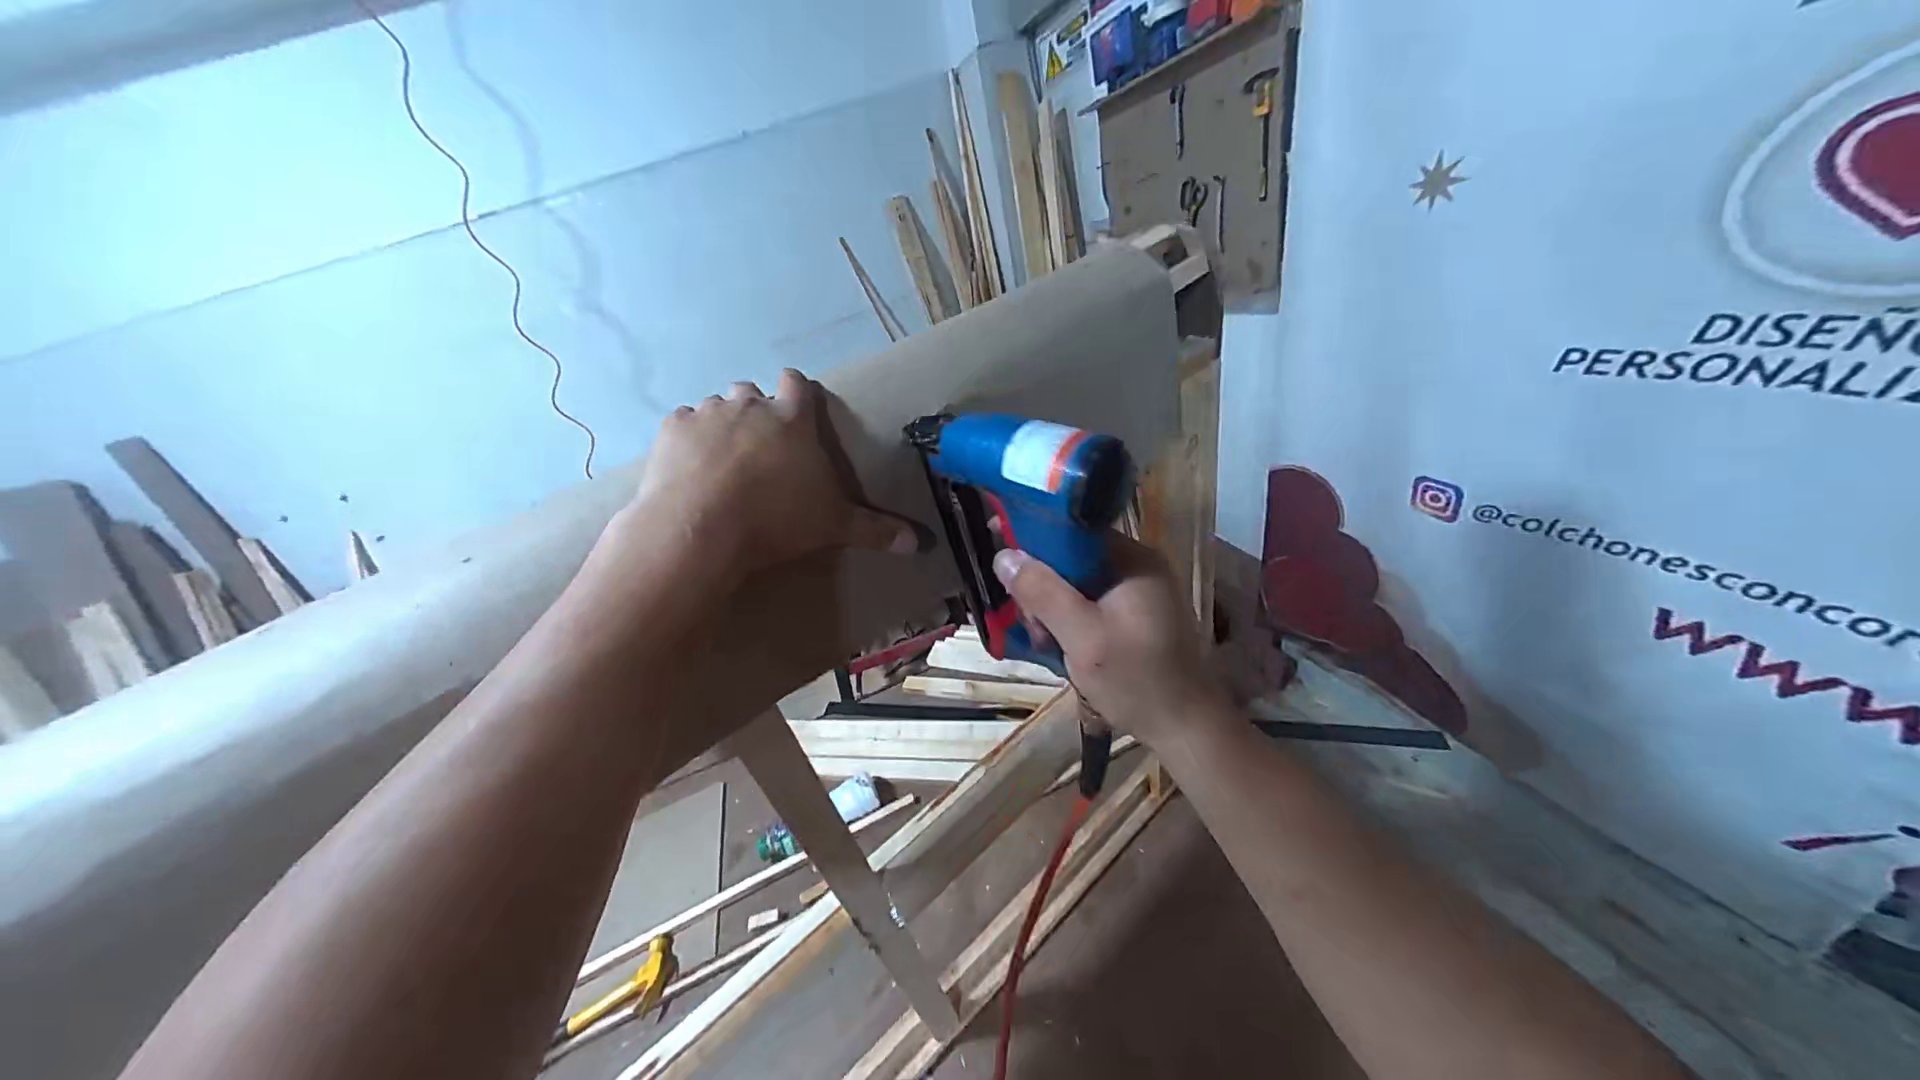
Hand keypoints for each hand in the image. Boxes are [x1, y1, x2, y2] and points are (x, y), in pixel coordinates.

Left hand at [624, 370, 917, 581]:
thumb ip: (877, 529)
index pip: (799, 385)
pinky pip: (682, 423)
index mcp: (792, 419)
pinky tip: (690, 470)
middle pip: (753, 393)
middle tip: (760, 451)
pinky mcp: (672, 429)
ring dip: (722, 426)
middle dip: (757, 414)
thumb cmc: (776, 521)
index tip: (797, 414)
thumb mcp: (834, 525)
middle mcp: (750, 405)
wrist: (702, 529)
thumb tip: (922, 544)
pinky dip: (688, 440)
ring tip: (722, 463)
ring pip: (716, 407)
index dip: (798, 395)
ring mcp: (708, 413)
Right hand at [992, 535, 1234, 749]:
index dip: (1034, 541)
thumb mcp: (1082, 637)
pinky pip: (1091, 605)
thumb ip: (1043, 593)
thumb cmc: (1136, 680)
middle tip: (1034, 628)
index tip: (1003, 559)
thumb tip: (1004, 554)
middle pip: (1071, 560)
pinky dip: (1071, 623)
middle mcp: (1137, 568)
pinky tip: (1063, 650)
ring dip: (1054, 611)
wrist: (1186, 729)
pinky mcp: (1137, 617)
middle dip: (1043, 590)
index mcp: (1132, 560)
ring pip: (1077, 585)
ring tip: (1047, 645)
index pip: (1073, 531)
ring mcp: (1139, 593)